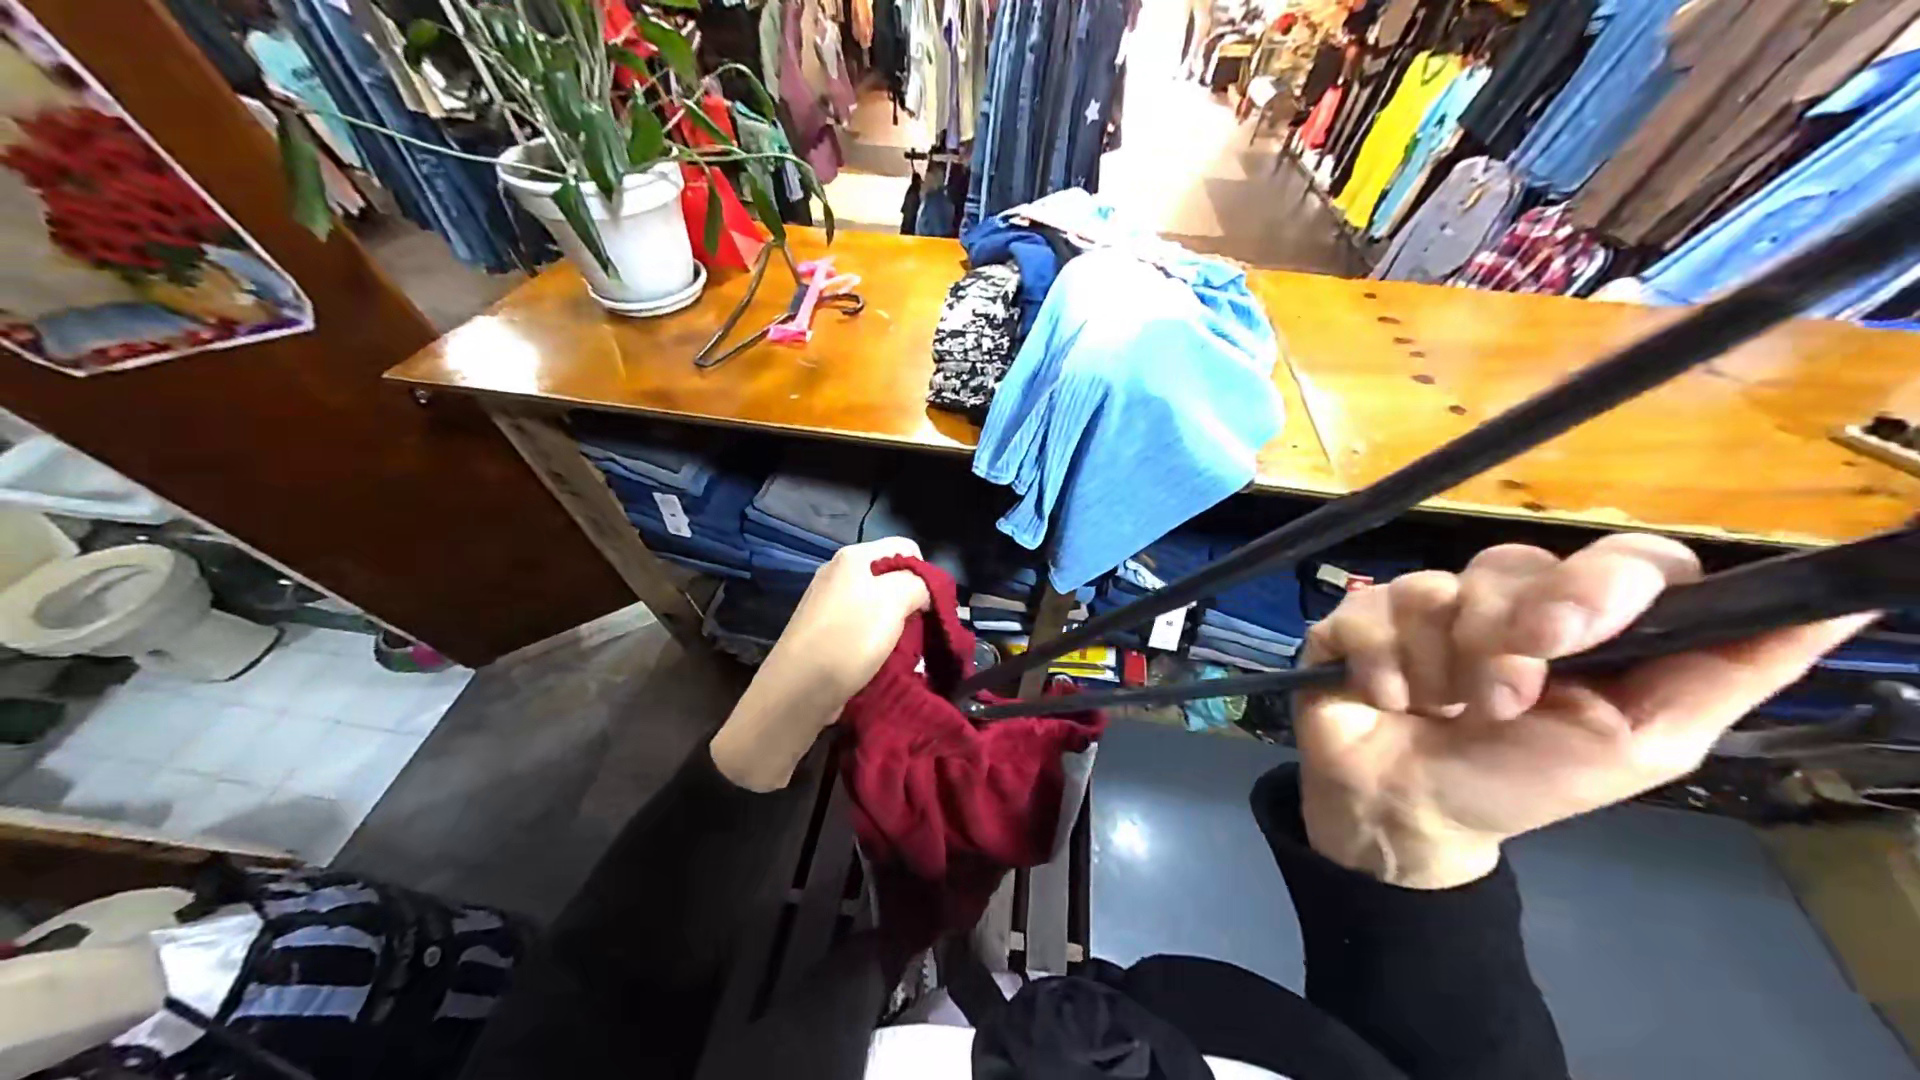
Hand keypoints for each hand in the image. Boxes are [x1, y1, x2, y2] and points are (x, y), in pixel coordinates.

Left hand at [710, 538, 931, 790]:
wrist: (798, 690)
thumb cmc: (849, 639)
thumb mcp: (895, 600)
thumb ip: (918, 583)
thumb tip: (922, 590)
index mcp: (853, 556)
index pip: (906, 547)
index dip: (924, 573)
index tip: (928, 604)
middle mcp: (837, 572)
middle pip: (890, 576)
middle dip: (910, 601)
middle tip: (917, 629)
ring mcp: (827, 602)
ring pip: (878, 604)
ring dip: (894, 625)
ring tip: (900, 649)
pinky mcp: (822, 630)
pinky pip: (860, 625)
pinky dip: (874, 639)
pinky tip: (878, 658)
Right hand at [1296, 533, 1872, 887]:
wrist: (1408, 808)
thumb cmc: (1522, 781)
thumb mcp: (1641, 744)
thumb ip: (1724, 674)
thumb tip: (1842, 604)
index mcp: (1580, 622)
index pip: (1618, 557)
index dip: (1598, 583)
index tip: (1571, 634)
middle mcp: (1500, 599)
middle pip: (1508, 567)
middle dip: (1500, 643)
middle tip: (1496, 703)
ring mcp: (1420, 604)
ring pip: (1430, 590)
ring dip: (1438, 668)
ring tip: (1435, 709)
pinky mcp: (1354, 618)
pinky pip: (1367, 613)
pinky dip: (1381, 667)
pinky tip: (1385, 699)